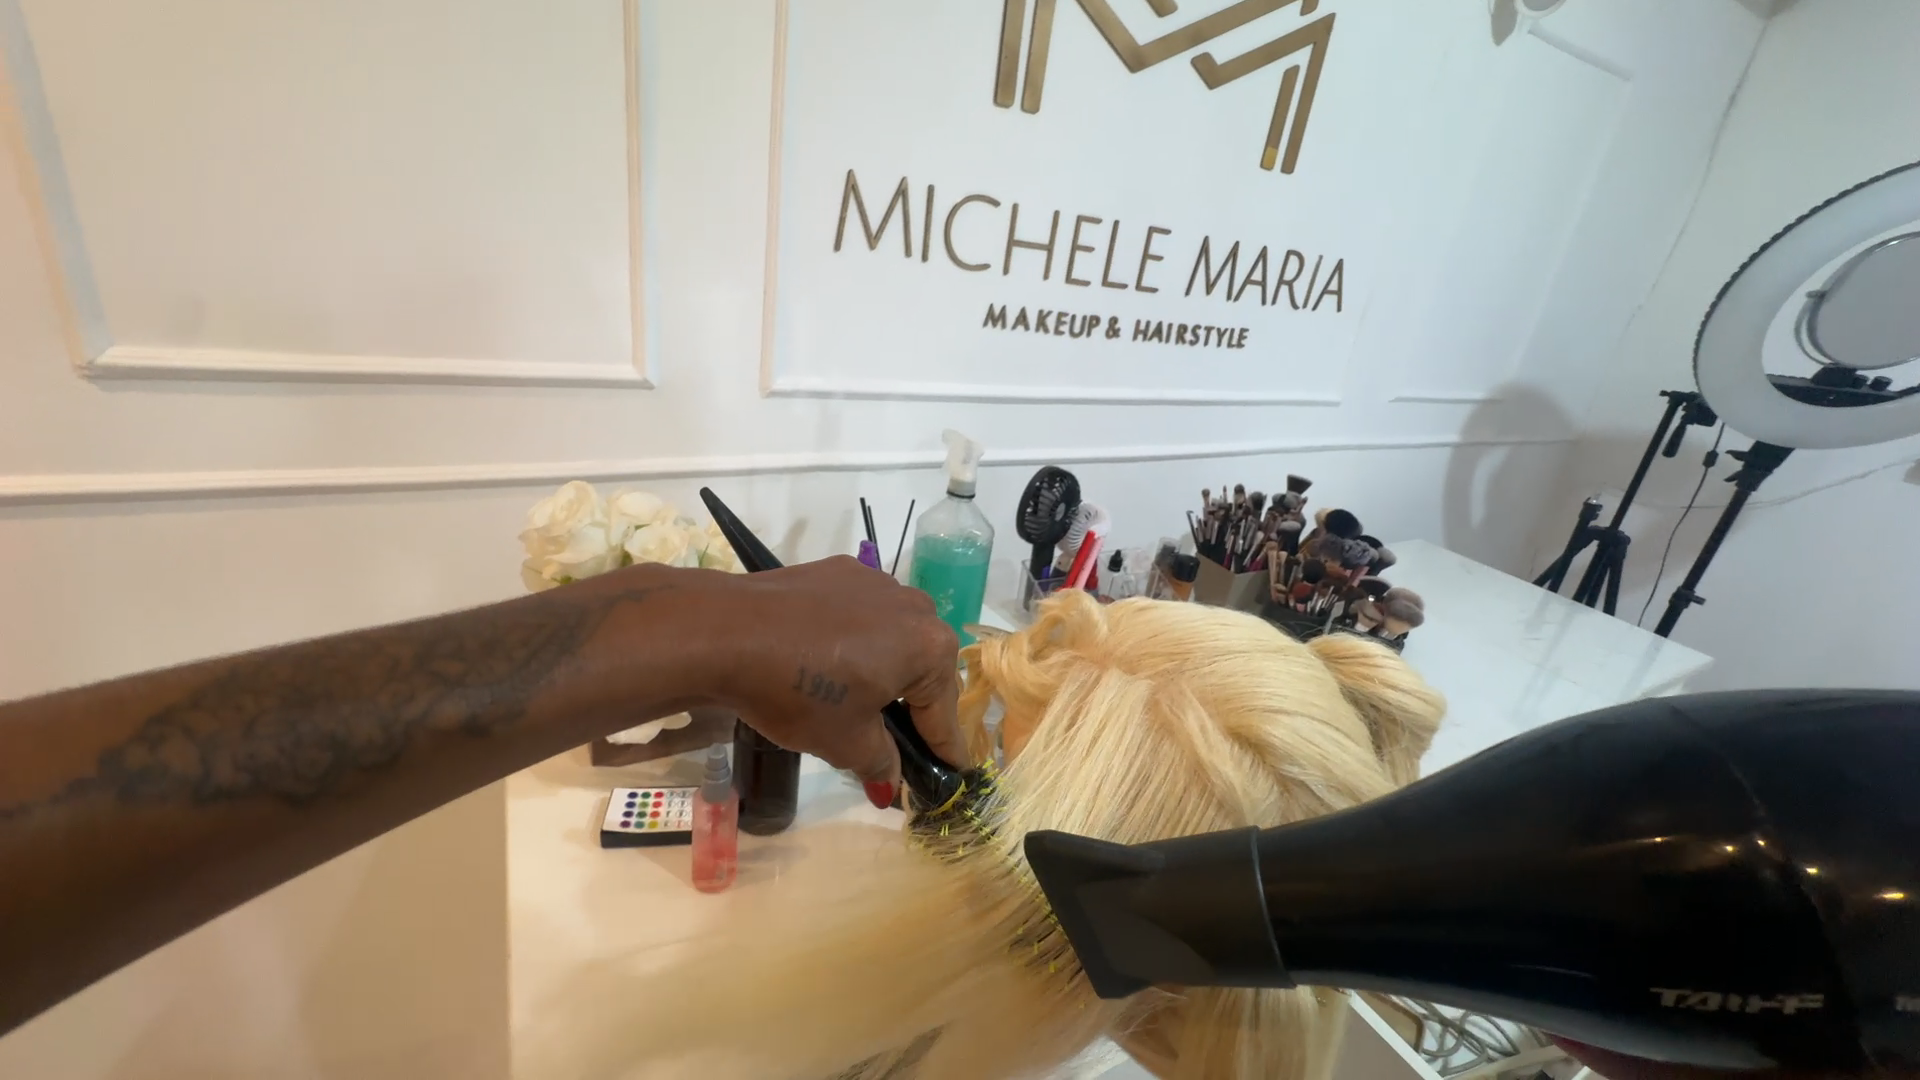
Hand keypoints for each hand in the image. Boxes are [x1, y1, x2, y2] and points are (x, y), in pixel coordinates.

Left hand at [715, 556, 965, 808]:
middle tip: (898, 741)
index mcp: (929, 647)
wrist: (727, 631)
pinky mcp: (841, 570)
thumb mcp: (844, 742)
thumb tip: (891, 785)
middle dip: (915, 705)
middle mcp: (915, 606)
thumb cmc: (798, 693)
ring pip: (894, 636)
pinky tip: (825, 656)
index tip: (955, 772)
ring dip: (885, 666)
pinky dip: (855, 637)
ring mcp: (876, 581)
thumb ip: (881, 763)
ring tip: (855, 696)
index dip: (946, 748)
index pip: (944, 712)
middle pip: (924, 668)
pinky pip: (862, 613)